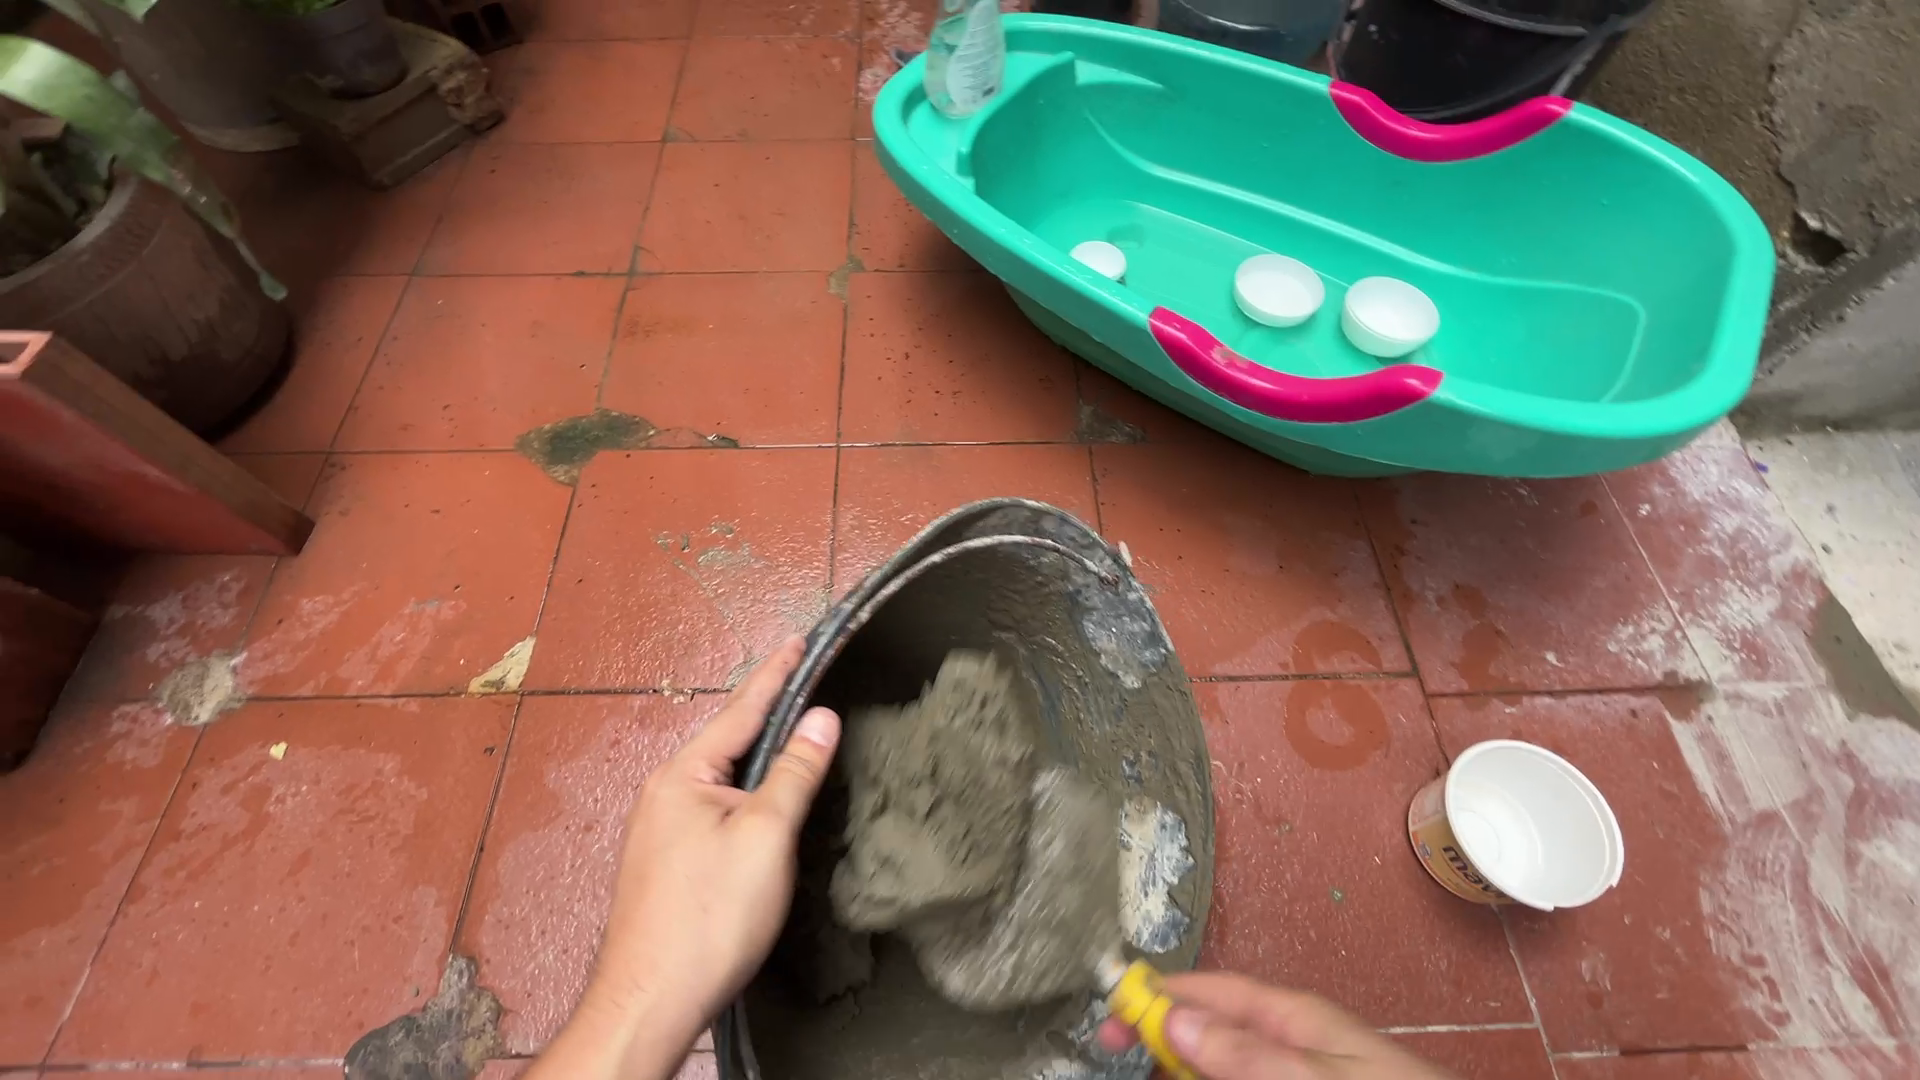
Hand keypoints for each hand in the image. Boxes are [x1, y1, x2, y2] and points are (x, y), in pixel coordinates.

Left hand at [531, 636, 840, 1079]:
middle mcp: (665, 791)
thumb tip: (823, 717)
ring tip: (789, 727)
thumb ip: (795, 770)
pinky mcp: (667, 857)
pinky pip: (714, 801)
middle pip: (730, 738)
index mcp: (684, 774)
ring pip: (722, 773)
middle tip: (802, 678)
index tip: (800, 639)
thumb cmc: (710, 915)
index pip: (743, 709)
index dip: (777, 673)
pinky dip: (745, 785)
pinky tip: (760, 793)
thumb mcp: (766, 834)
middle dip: (767, 708)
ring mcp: (661, 826)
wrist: (649, 1004)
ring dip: (757, 749)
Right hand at [1096, 973, 1454, 1079]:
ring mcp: (1294, 1071)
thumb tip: (1176, 1019)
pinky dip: (1213, 1078)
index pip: (1211, 991)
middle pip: (1211, 1034)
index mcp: (1292, 1017)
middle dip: (1168, 1044)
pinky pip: (1248, 1075)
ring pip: (1225, 1065)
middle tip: (1117, 1053)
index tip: (1113, 1013)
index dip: (1160, 996)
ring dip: (1189, 1069)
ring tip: (1155, 1069)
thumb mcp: (1320, 1079)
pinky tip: (1197, 1077)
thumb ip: (1249, 1054)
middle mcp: (1288, 1042)